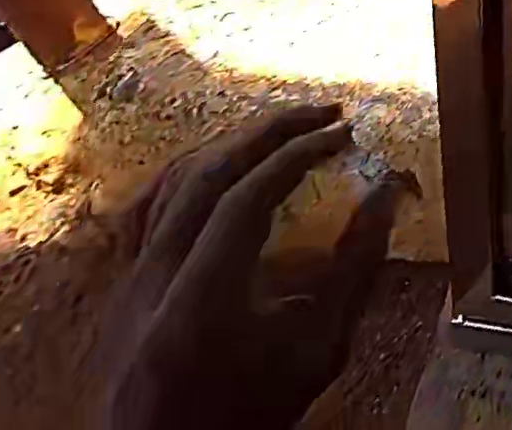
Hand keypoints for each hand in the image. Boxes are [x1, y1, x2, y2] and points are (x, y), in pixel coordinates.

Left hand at [100, 105, 400, 429]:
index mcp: (199, 302)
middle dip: (273, 130)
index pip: (246, 197)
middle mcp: (151, 282)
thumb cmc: (254, 410)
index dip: (299, 153)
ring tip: (290, 125)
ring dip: (238, 140)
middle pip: (206, 175)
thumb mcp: (322, 346)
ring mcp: (127, 281)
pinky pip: (150, 204)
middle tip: (327, 111)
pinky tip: (233, 156)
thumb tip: (389, 190)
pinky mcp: (122, 283)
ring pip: (172, 182)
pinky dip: (197, 166)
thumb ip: (357, 266)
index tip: (345, 133)